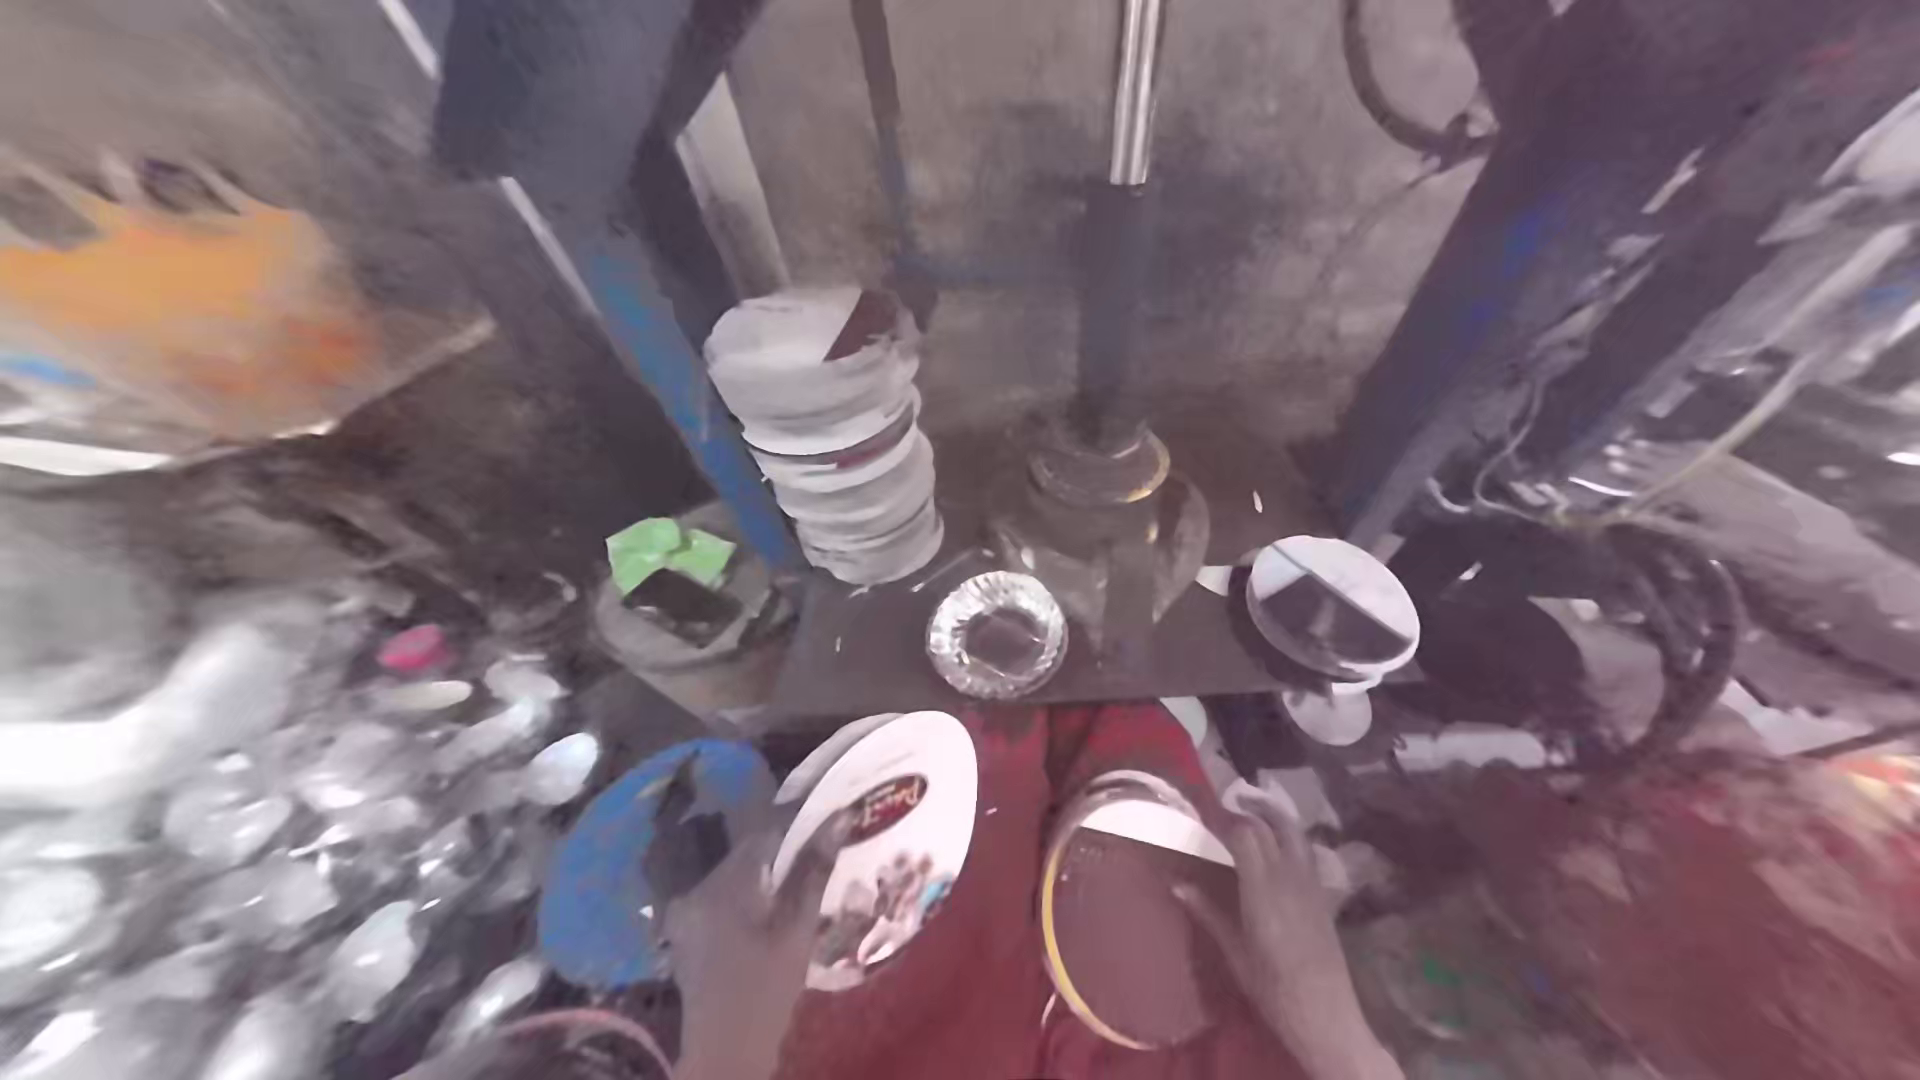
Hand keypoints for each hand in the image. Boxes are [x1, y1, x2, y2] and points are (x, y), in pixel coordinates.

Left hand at [664, 815, 844, 1079]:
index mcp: (725, 882)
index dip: (799, 815)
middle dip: (785, 840)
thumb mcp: (798, 926)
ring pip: (738, 868)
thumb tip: (842, 815)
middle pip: (750, 848)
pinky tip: (773, 895)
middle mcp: (699, 886)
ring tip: (803, 863)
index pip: (767, 828)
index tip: (829, 805)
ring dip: (769, 864)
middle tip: (821, 835)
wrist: (725, 1056)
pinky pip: (725, 889)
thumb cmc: (766, 989)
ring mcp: (688, 908)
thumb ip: (815, 867)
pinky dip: (751, 885)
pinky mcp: (688, 928)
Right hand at [1174, 790, 1401, 1079]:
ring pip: (1295, 832)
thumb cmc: (1273, 989)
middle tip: (1226, 802)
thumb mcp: (1234, 952)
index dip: (1225, 818)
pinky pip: (1307, 852)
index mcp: (1263, 889)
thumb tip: (1176, 883)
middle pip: (1271, 826)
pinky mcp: (1324, 896)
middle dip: (1248, 808)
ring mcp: (1311, 885)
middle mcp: (1289, 878)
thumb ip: (1207, 912)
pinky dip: (1291, 836)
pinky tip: (1278, 841)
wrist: (1328, 1020)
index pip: (1246, 834)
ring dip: (1274, 814)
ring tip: (1253, 805)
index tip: (1206, 814)